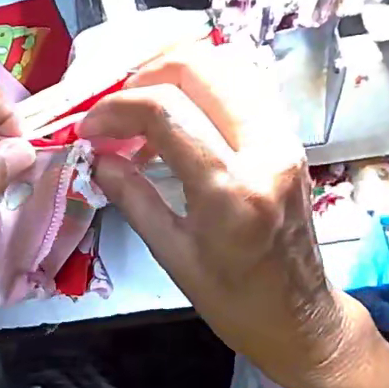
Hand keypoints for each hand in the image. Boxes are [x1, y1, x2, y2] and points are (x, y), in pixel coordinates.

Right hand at [80, 43, 375, 387]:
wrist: (299, 320)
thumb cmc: (233, 301)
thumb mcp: (172, 255)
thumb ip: (131, 197)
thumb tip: (95, 158)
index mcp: (231, 190)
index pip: (166, 113)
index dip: (117, 108)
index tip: (88, 126)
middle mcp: (265, 151)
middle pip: (202, 69)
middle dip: (146, 76)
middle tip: (115, 106)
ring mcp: (285, 140)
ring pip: (230, 67)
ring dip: (177, 73)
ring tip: (142, 104)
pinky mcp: (291, 140)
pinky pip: (247, 87)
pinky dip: (206, 86)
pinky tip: (179, 112)